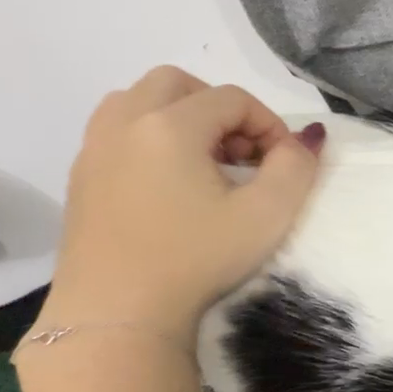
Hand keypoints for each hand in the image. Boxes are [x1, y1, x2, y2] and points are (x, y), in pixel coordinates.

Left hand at [43, 66, 320, 340]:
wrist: (120, 307)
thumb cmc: (199, 257)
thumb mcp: (267, 214)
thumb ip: (296, 167)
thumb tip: (308, 136)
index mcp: (169, 126)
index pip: (232, 98)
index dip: (271, 124)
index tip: (285, 165)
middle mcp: (124, 122)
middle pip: (179, 84)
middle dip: (222, 111)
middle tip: (246, 156)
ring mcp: (95, 146)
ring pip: (141, 101)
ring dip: (184, 119)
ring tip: (211, 166)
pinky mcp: (83, 174)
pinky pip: (120, 130)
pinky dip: (154, 139)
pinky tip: (177, 185)